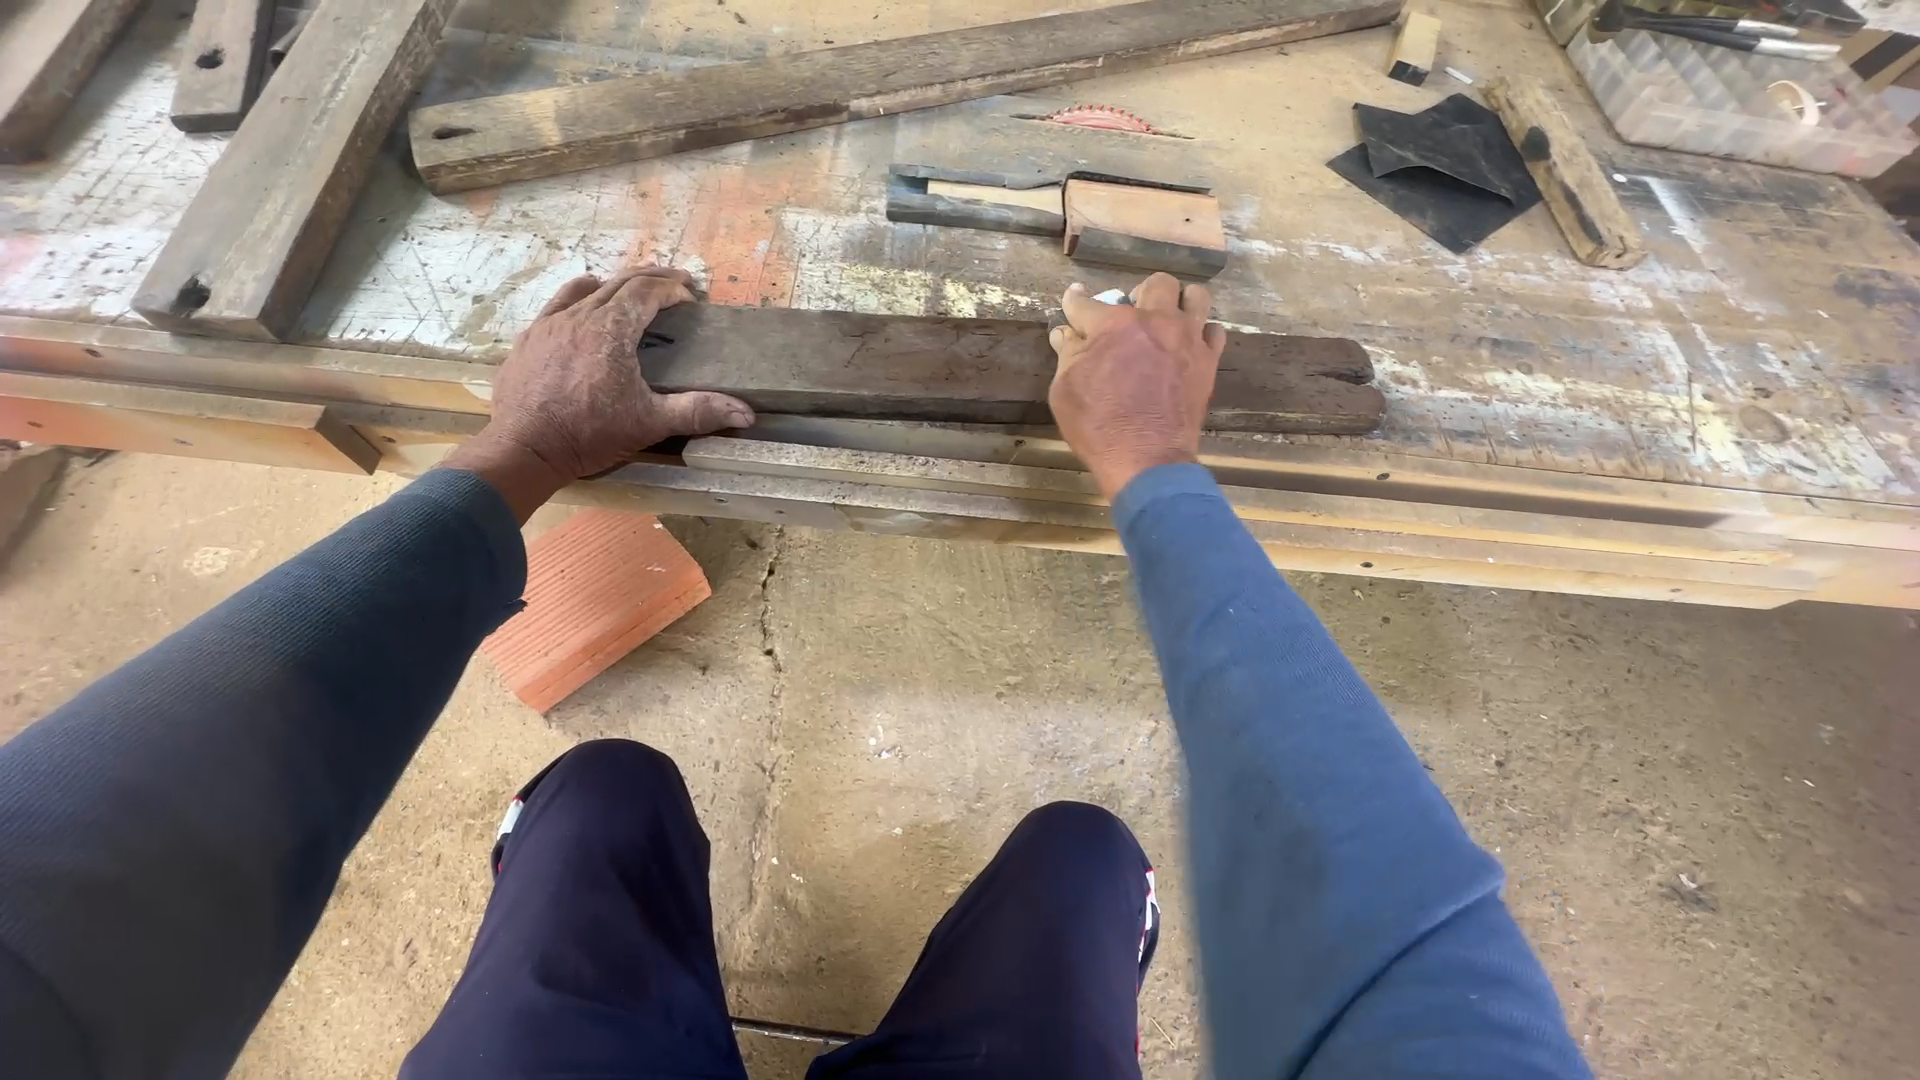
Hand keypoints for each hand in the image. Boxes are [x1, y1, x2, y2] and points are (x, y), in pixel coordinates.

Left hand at [443, 267, 754, 520]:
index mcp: (611, 331)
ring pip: (586, 288)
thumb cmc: (590, 434)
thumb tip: (745, 414)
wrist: (525, 448)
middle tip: (674, 283)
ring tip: (632, 290)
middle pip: (619, 282)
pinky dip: (580, 297)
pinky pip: (557, 303)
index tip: (690, 295)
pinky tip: (584, 310)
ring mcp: (548, 324)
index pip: (645, 293)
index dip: (671, 288)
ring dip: (615, 283)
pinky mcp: (529, 339)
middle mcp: (578, 317)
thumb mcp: (650, 423)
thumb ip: (698, 412)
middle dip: (650, 279)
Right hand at [1047, 273, 1225, 499]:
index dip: (1075, 302)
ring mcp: (1186, 339)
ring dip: (1180, 302)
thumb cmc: (1097, 427)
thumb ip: (1067, 355)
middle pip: (1155, 283)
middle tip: (1133, 313)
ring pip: (1194, 296)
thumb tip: (1065, 334)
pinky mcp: (1208, 361)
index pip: (1086, 304)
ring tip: (1168, 319)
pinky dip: (1201, 333)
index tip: (1074, 299)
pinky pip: (1213, 330)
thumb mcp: (1065, 391)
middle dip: (1140, 293)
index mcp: (1112, 325)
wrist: (1146, 459)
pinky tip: (1188, 345)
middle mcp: (1154, 321)